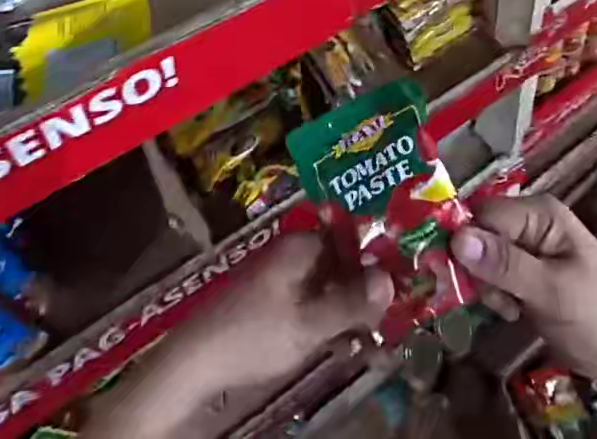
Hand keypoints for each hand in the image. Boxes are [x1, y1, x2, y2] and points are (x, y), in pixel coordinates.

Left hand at [81, 230, 392, 438]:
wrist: (193, 363)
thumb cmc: (254, 334)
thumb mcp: (310, 323)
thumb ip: (351, 300)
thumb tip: (391, 277)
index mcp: (302, 244)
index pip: (350, 233)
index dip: (377, 251)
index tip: (403, 274)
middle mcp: (293, 252)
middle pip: (342, 259)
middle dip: (367, 284)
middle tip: (394, 312)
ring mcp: (282, 276)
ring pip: (329, 283)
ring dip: (351, 304)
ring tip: (376, 332)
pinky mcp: (273, 301)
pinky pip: (313, 300)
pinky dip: (331, 317)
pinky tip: (345, 342)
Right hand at [449, 194, 596, 383]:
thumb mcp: (552, 291)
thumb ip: (505, 264)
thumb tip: (456, 238)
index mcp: (540, 213)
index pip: (485, 214)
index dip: (466, 241)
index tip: (453, 273)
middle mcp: (531, 223)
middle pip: (480, 233)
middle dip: (477, 267)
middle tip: (494, 300)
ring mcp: (529, 249)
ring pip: (483, 257)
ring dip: (487, 285)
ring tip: (510, 310)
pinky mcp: (526, 274)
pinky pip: (494, 275)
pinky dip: (495, 295)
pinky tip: (512, 312)